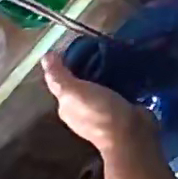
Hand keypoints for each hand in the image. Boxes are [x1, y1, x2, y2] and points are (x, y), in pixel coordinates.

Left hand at [42, 53, 156, 157]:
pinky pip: (119, 89)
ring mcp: (104, 111)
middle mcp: (83, 110)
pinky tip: (128, 68)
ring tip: (117, 54)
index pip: (64, 82)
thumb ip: (58, 75)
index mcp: (67, 107)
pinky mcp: (122, 109)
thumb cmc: (99, 112)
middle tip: (103, 47)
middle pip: (84, 83)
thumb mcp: (73, 92)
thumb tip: (46, 56)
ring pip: (102, 86)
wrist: (131, 133)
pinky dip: (122, 80)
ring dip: (108, 73)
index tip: (83, 45)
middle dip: (91, 67)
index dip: (70, 64)